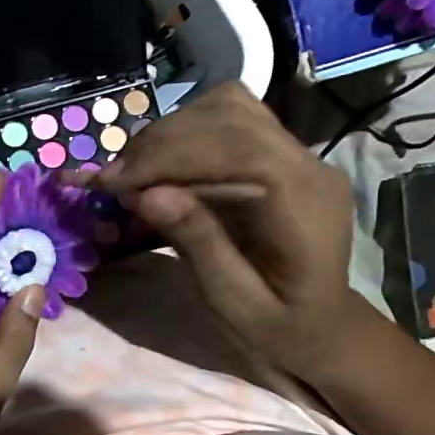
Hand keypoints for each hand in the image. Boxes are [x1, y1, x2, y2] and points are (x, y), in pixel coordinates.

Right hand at [89, 82, 363, 380]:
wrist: (323, 326)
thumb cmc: (281, 326)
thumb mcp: (235, 303)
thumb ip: (199, 245)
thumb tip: (146, 194)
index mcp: (305, 205)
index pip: (238, 149)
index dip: (171, 155)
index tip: (116, 182)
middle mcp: (309, 165)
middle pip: (229, 119)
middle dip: (161, 143)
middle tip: (111, 180)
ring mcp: (299, 153)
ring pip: (228, 107)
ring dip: (171, 132)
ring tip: (133, 171)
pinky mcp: (282, 151)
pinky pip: (232, 117)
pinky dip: (188, 130)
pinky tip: (163, 161)